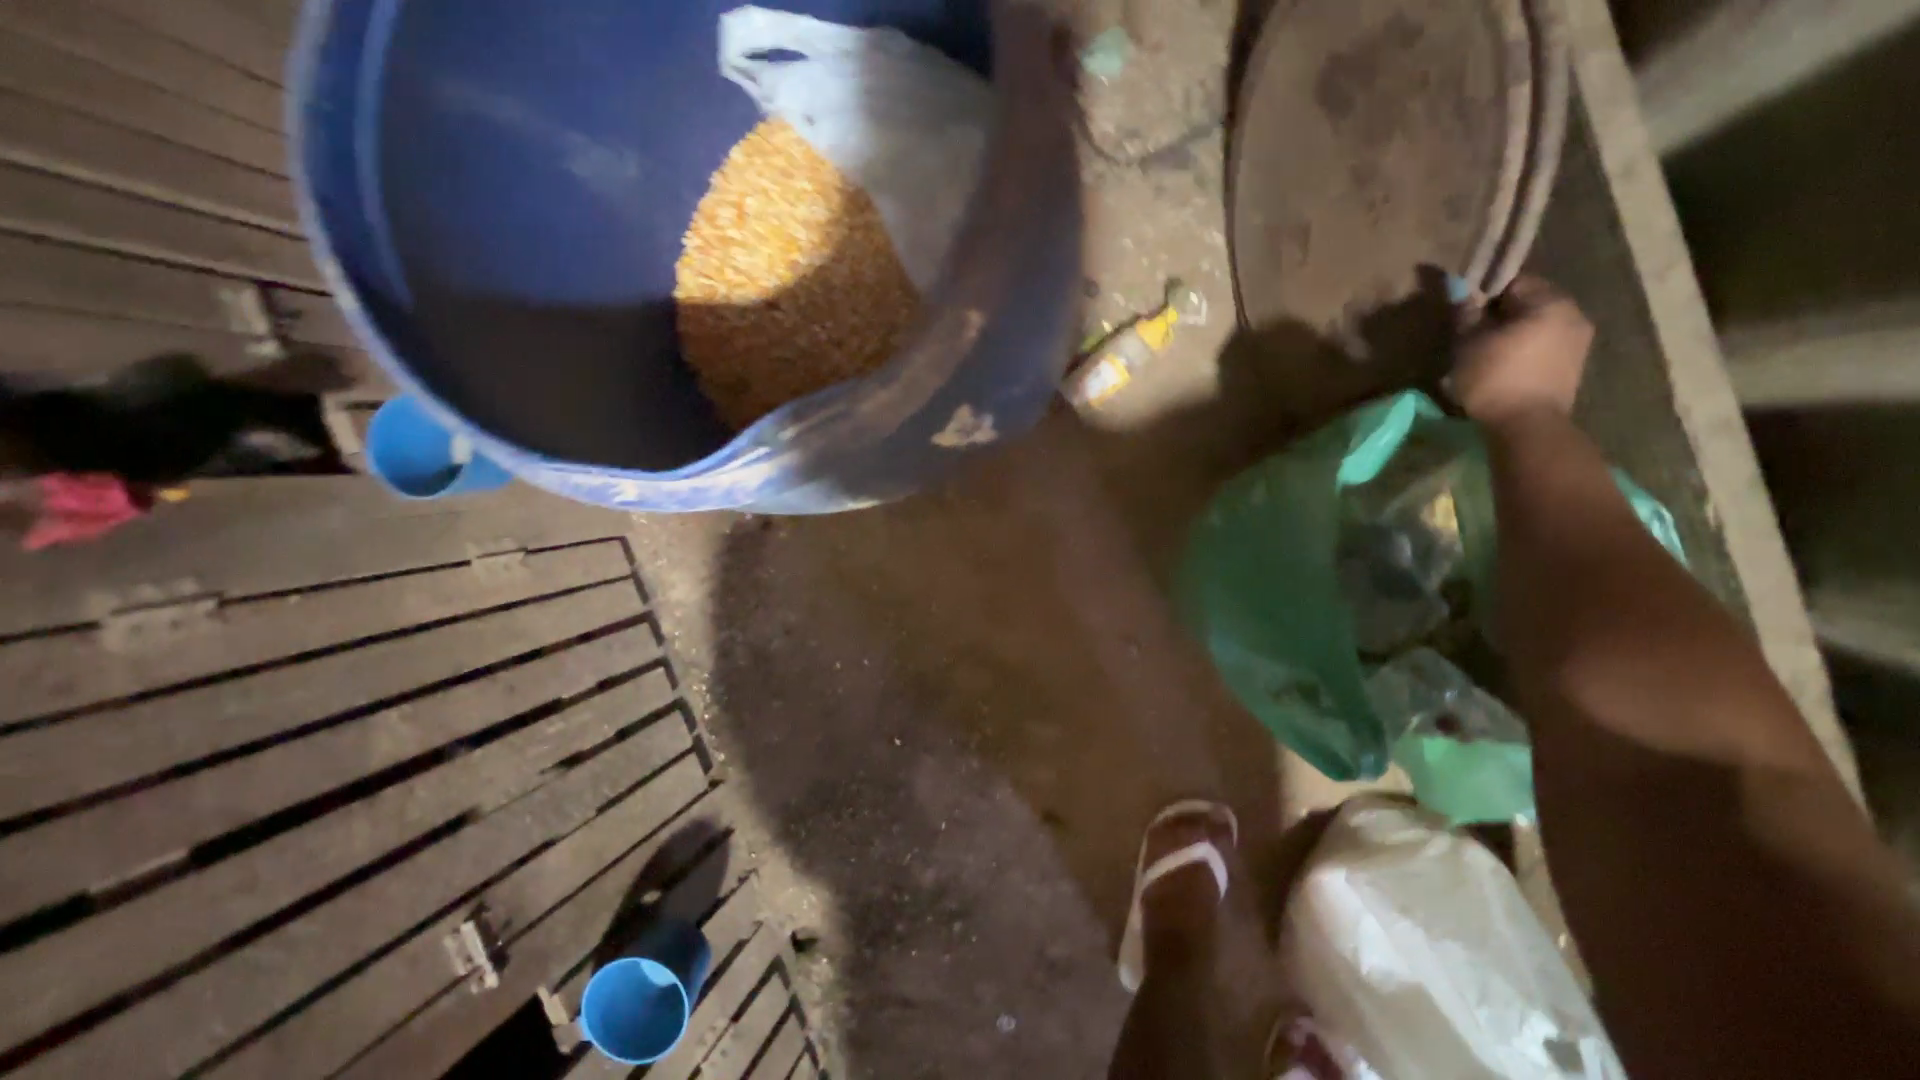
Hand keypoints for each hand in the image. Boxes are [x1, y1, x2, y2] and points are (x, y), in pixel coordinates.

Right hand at [1449, 276, 1593, 427]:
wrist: (1527, 426)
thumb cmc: (1494, 378)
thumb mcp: (1468, 343)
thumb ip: (1466, 313)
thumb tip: (1461, 292)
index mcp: (1549, 301)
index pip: (1514, 281)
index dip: (1487, 293)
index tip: (1468, 313)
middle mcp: (1573, 314)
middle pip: (1531, 302)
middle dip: (1504, 314)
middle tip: (1476, 334)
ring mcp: (1579, 341)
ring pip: (1540, 325)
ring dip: (1516, 333)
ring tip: (1490, 353)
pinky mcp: (1575, 365)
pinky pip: (1547, 345)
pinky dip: (1528, 349)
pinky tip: (1508, 367)